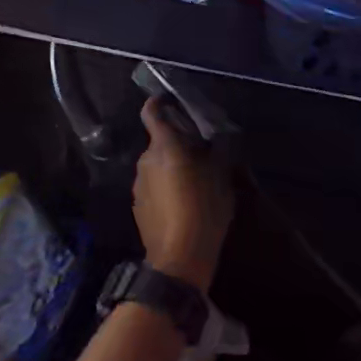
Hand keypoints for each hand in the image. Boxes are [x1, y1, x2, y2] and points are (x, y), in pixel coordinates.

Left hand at [132, 98, 232, 289]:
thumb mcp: (222, 174)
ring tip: (198, 182)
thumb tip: (218, 135)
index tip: (175, 103)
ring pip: (158, 164)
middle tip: (205, 154)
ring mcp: (139, 184)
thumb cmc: (204, 208)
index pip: (152, 112)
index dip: (161, 103)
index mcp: (165, 146)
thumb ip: (218, 149)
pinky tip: (185, 203)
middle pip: (161, 141)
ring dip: (174, 166)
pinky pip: (154, 185)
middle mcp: (145, 160)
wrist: (180, 258)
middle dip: (180, 143)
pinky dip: (168, 186)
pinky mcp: (138, 205)